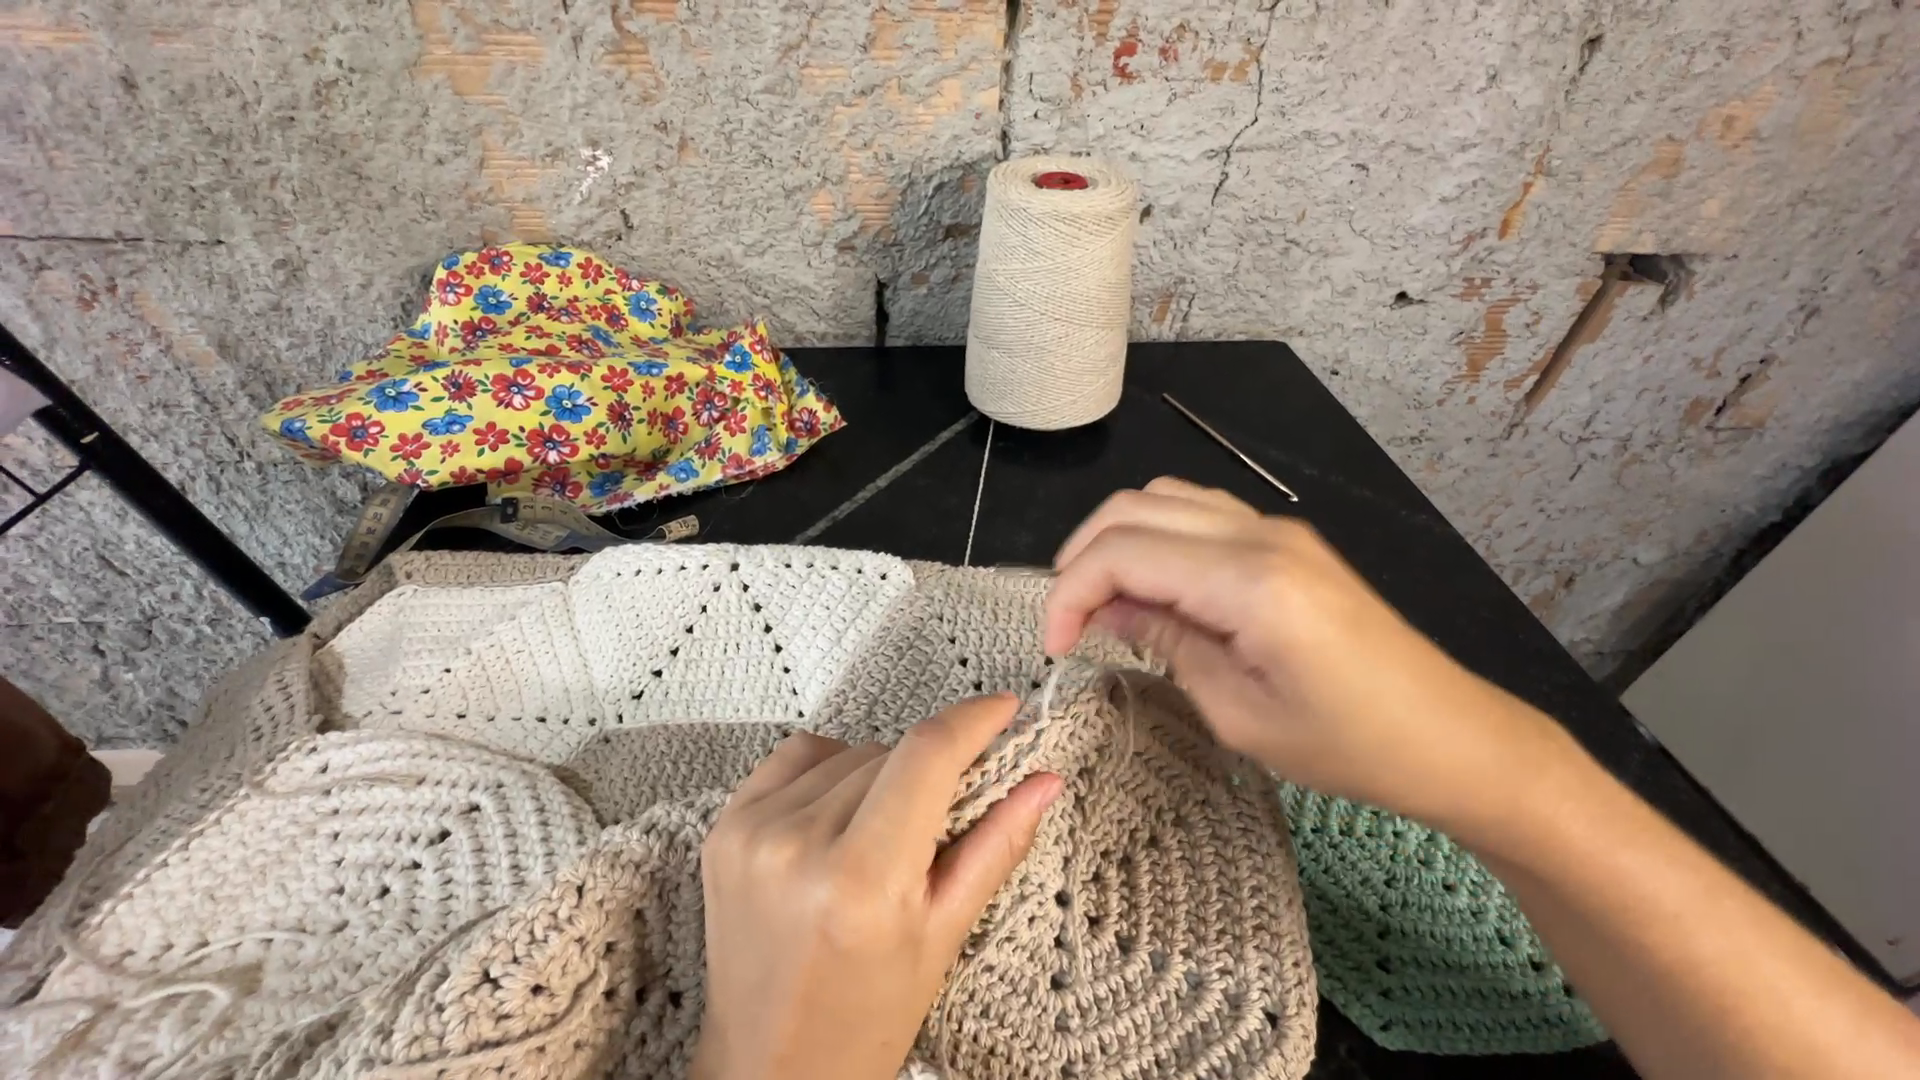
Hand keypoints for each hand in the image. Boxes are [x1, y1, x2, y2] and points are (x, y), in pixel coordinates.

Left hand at [693, 697, 1063, 1079]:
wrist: (769, 1067)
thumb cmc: (867, 1016)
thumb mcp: (945, 934)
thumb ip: (997, 844)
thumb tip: (1045, 779)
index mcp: (863, 881)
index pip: (926, 756)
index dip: (972, 720)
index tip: (1003, 708)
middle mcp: (798, 846)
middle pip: (891, 753)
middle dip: (928, 772)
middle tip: (934, 824)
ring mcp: (752, 832)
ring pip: (849, 752)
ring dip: (878, 775)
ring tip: (879, 836)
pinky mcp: (723, 826)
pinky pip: (797, 755)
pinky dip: (830, 770)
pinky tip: (838, 816)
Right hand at [1045, 476, 1575, 830]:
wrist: (1452, 736)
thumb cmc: (1349, 746)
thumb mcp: (1237, 712)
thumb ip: (1164, 643)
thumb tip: (1104, 612)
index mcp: (1249, 581)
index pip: (1123, 552)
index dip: (1069, 593)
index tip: (1054, 646)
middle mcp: (1260, 534)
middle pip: (1132, 508)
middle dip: (1081, 560)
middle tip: (1068, 623)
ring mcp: (1276, 529)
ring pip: (1162, 498)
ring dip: (1115, 541)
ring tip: (1102, 603)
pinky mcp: (1285, 540)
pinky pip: (1197, 513)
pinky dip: (1155, 538)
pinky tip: (1152, 588)